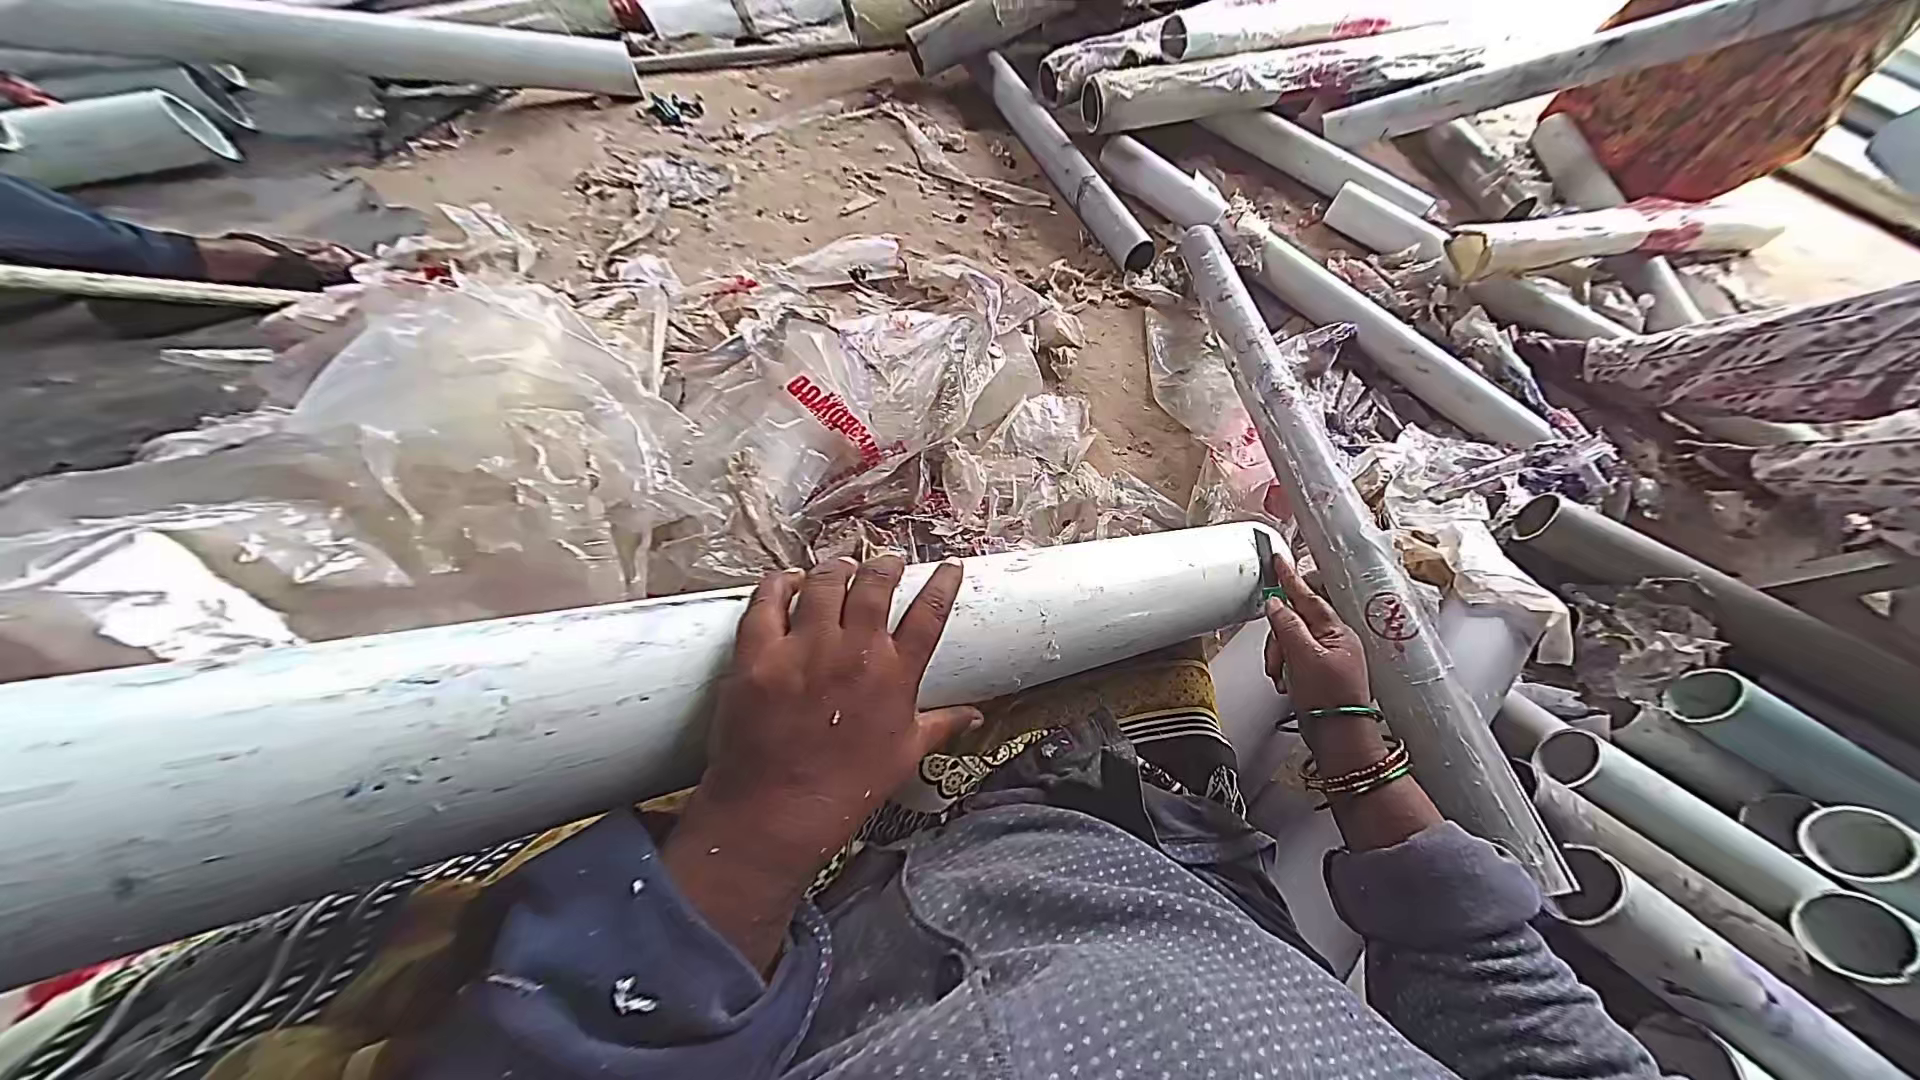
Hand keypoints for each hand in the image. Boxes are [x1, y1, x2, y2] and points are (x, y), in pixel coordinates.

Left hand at [665, 556, 979, 970]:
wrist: (777, 814)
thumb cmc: (848, 788)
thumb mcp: (905, 755)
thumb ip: (942, 725)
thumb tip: (977, 715)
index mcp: (895, 675)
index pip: (930, 614)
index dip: (943, 583)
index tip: (949, 567)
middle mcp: (855, 653)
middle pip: (876, 585)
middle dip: (886, 565)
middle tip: (888, 562)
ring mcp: (805, 650)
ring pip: (826, 583)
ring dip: (837, 567)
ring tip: (841, 566)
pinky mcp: (759, 655)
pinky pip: (769, 601)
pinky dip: (780, 583)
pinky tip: (788, 579)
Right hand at [1263, 553, 1370, 713]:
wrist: (1337, 735)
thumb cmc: (1329, 698)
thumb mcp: (1303, 656)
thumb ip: (1287, 626)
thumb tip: (1275, 603)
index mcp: (1337, 631)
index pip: (1309, 596)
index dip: (1291, 578)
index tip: (1278, 561)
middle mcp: (1334, 640)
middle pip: (1294, 620)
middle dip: (1278, 638)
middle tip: (1275, 657)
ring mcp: (1326, 656)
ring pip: (1289, 639)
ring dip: (1278, 655)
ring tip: (1280, 675)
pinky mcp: (1317, 671)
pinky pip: (1291, 656)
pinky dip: (1283, 666)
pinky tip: (1284, 680)